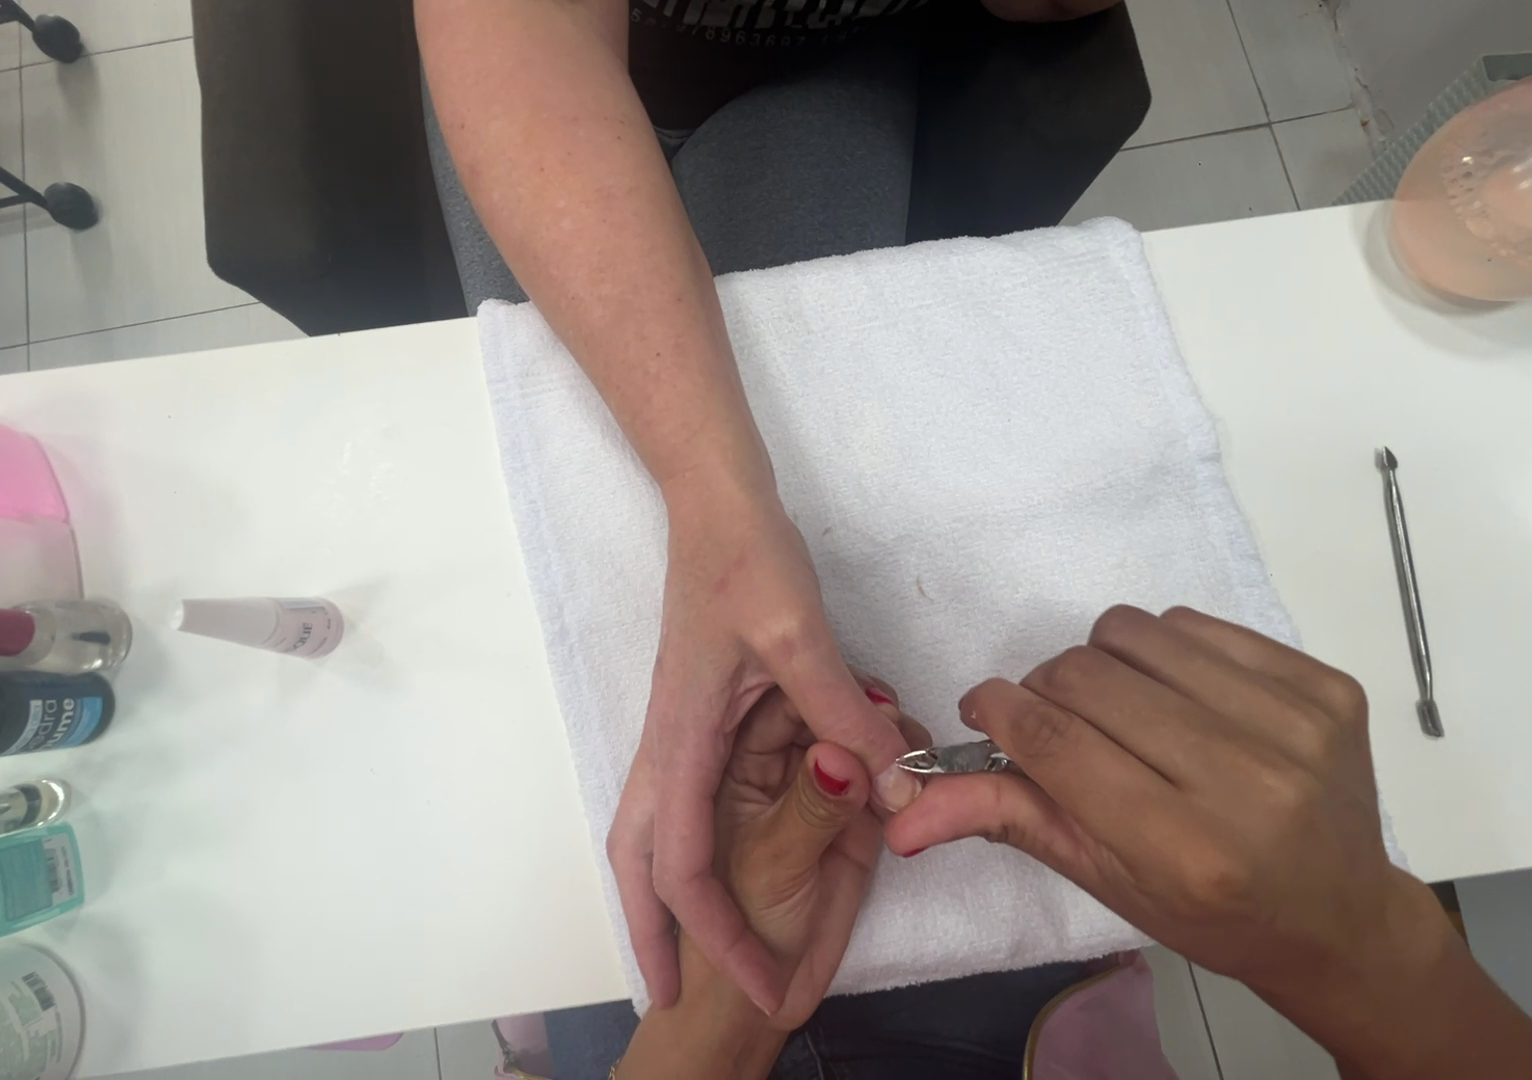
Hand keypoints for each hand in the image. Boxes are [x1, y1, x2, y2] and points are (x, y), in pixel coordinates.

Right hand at [610, 481, 916, 1011]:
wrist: (715, 504)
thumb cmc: (746, 562)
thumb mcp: (798, 640)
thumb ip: (843, 715)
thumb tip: (894, 791)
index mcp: (682, 737)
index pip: (683, 861)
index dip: (715, 934)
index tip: (759, 986)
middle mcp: (669, 742)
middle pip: (637, 855)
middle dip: (650, 930)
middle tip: (668, 991)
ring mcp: (680, 724)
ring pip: (657, 824)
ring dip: (668, 890)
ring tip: (695, 941)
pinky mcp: (700, 706)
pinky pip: (690, 790)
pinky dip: (698, 836)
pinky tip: (733, 846)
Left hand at [711, 684, 926, 1026]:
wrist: (770, 989)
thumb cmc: (746, 924)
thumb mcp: (772, 863)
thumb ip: (808, 809)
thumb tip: (846, 755)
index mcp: (726, 761)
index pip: (772, 707)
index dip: (816, 693)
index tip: (862, 693)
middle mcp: (768, 758)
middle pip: (816, 711)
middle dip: (857, 710)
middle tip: (895, 712)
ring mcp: (811, 780)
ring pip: (849, 735)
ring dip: (884, 733)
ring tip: (913, 735)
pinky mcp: (849, 804)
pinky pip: (877, 771)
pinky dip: (900, 763)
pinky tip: (922, 755)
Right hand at [885, 606, 1438, 1009]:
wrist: (1340, 917)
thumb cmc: (1201, 908)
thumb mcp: (1092, 873)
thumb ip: (999, 818)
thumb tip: (900, 814)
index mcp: (1183, 847)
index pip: (1052, 740)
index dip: (998, 709)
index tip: (984, 709)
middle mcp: (1247, 782)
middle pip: (1083, 675)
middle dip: (1046, 690)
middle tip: (1059, 722)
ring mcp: (1295, 726)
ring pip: (1130, 631)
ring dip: (1101, 663)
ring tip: (1121, 707)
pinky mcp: (1326, 686)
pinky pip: (1190, 621)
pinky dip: (1160, 649)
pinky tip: (1178, 697)